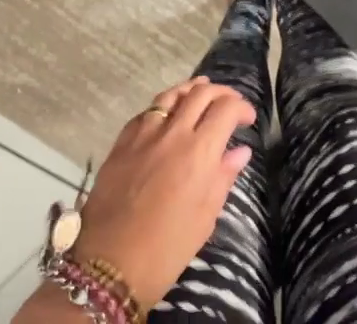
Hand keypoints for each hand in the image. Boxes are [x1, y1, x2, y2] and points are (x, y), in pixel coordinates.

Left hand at [71, 78, 256, 306]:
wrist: (108, 266)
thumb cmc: (167, 247)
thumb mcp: (206, 217)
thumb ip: (223, 177)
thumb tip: (240, 151)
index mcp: (199, 152)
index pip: (226, 108)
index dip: (242, 107)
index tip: (248, 119)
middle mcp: (172, 134)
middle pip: (200, 94)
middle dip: (221, 93)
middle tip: (229, 104)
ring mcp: (143, 137)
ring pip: (170, 96)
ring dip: (190, 90)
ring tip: (200, 90)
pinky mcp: (120, 146)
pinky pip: (145, 113)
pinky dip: (162, 107)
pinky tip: (166, 115)